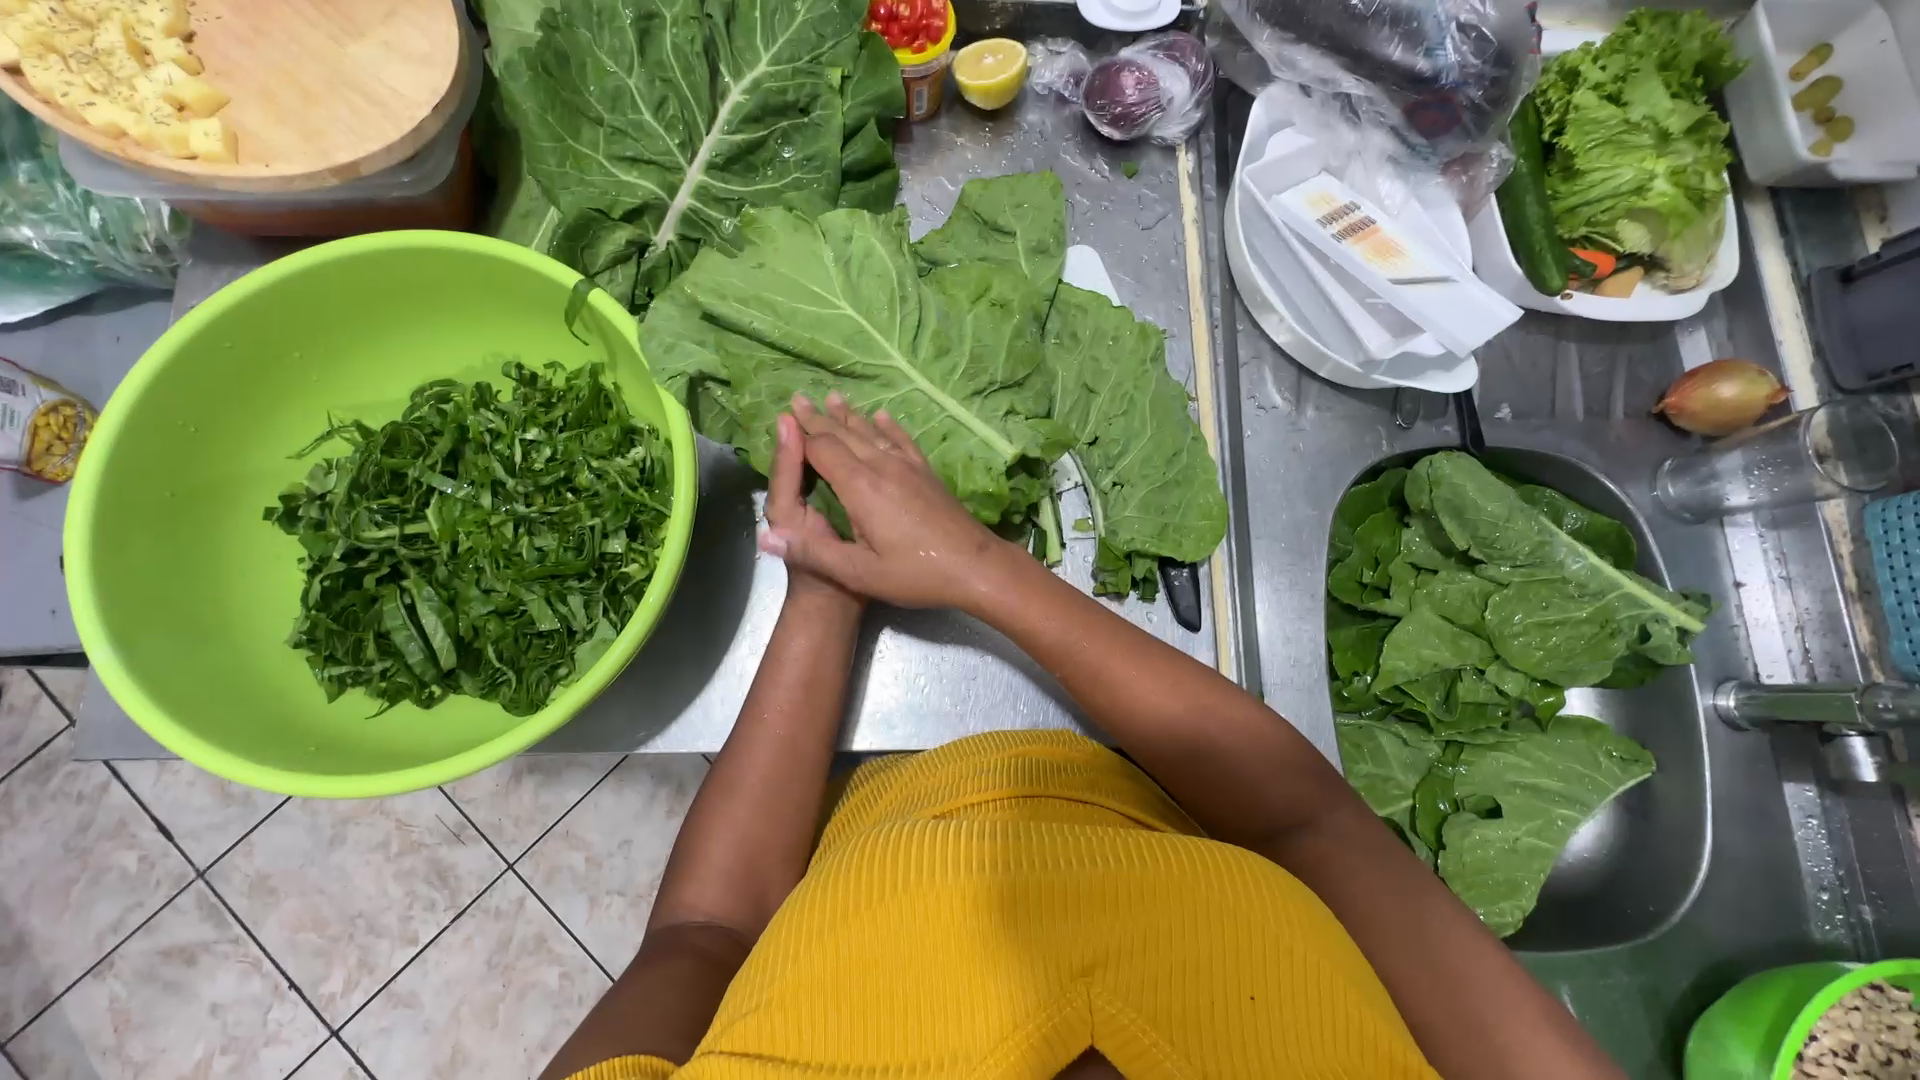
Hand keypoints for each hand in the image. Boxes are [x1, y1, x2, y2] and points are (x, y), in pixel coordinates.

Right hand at [758, 392, 1015, 610]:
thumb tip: (766, 536)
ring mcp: (908, 468)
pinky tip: (883, 417)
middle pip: (844, 435)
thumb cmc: (915, 573)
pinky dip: (889, 426)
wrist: (975, 567)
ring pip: (872, 433)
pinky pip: (903, 441)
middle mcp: (882, 467)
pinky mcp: (926, 474)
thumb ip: (813, 553)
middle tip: (800, 398)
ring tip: (834, 398)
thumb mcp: (859, 572)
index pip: (822, 450)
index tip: (784, 417)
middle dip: (819, 418)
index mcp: (861, 488)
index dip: (801, 434)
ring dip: (850, 416)